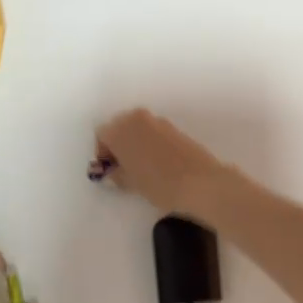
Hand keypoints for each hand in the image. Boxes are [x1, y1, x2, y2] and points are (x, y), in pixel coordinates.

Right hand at [93, 109, 228, 215]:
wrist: (200, 182)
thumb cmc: (158, 183)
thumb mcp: (130, 183)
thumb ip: (116, 174)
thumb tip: (114, 171)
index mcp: (120, 129)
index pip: (102, 135)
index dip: (103, 153)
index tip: (110, 170)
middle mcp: (137, 118)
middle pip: (119, 127)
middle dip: (118, 144)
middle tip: (123, 167)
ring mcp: (159, 121)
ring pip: (138, 129)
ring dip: (135, 143)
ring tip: (142, 167)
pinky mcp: (175, 128)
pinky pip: (154, 132)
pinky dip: (151, 143)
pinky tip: (158, 163)